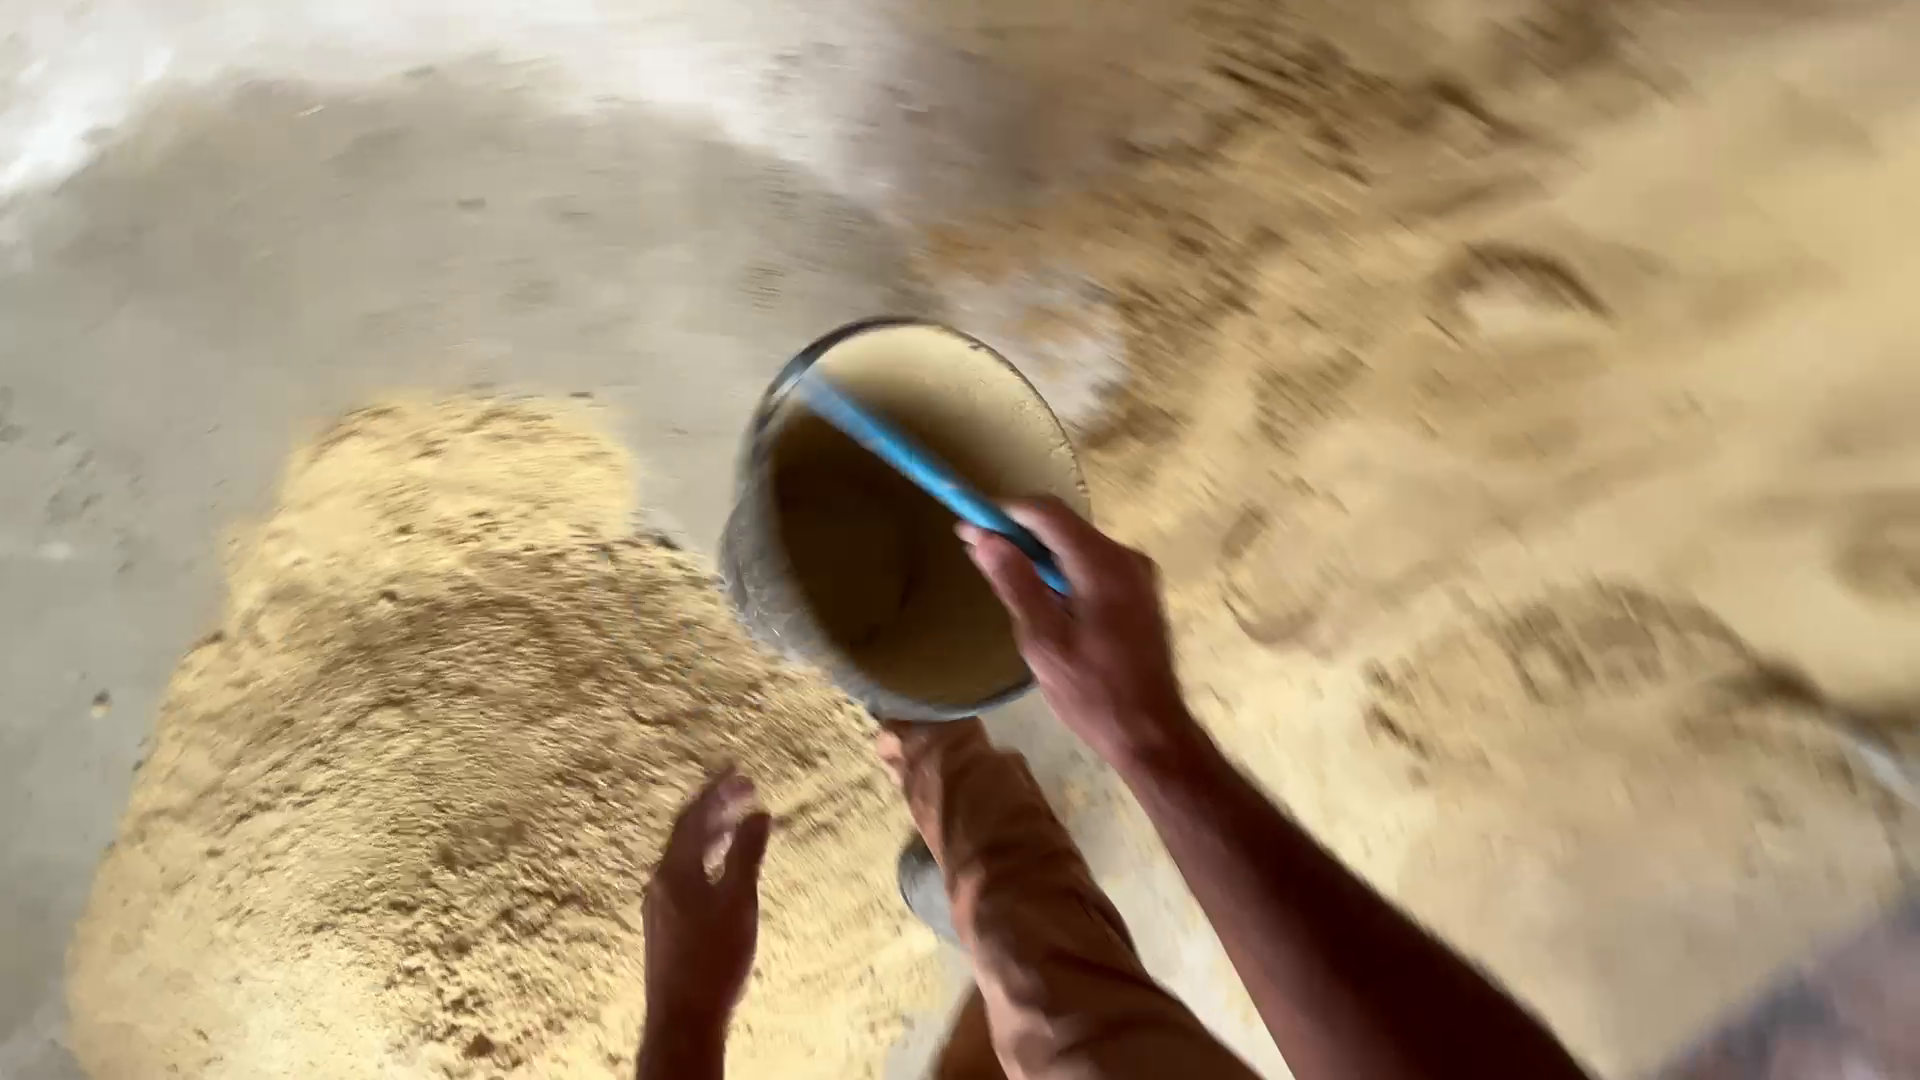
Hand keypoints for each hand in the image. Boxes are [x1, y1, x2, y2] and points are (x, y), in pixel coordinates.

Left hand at [643, 768, 771, 1032]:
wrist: (684, 1019)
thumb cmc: (714, 957)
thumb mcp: (739, 900)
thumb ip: (748, 853)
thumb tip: (760, 812)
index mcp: (674, 870)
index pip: (693, 815)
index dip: (716, 788)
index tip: (738, 768)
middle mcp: (661, 880)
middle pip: (688, 831)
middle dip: (717, 806)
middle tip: (747, 787)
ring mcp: (661, 902)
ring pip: (688, 852)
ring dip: (714, 830)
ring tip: (741, 818)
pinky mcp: (667, 920)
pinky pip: (688, 871)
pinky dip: (710, 855)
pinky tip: (727, 863)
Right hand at [958, 497, 1200, 770]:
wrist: (1151, 731)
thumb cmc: (1091, 692)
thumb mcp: (1042, 641)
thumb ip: (1015, 583)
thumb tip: (984, 538)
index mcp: (1103, 565)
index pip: (1047, 513)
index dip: (1004, 512)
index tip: (969, 523)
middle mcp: (1125, 557)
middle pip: (1063, 525)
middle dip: (1018, 532)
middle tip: (977, 549)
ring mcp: (1137, 574)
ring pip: (1077, 543)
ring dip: (1038, 551)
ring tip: (1000, 571)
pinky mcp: (1138, 591)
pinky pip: (1092, 563)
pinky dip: (1061, 567)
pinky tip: (1037, 592)